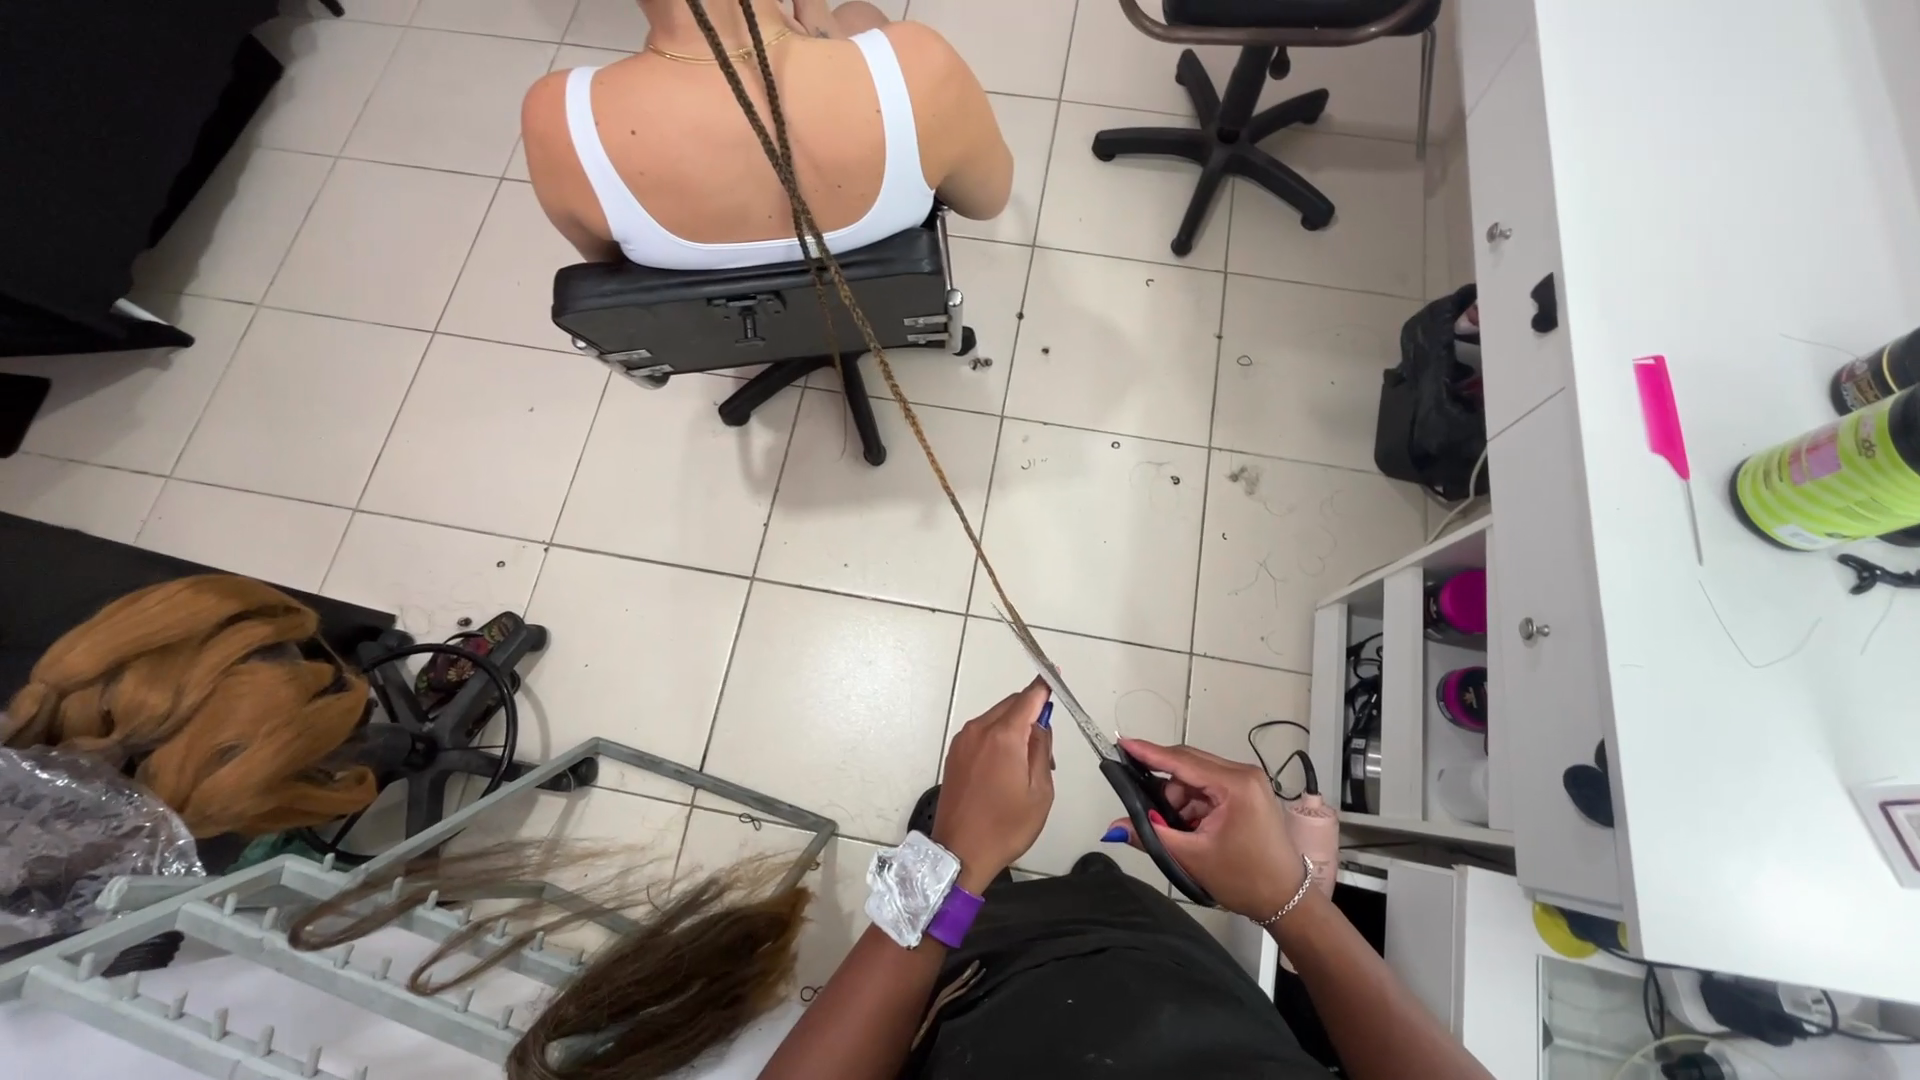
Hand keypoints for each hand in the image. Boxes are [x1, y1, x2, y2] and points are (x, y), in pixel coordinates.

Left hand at [933, 679, 1053, 891]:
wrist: (959, 853)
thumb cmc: (1006, 826)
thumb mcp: (1040, 791)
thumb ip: (1042, 750)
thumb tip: (1040, 726)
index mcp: (1003, 736)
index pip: (1028, 698)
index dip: (1044, 686)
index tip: (1055, 674)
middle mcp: (979, 730)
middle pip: (1011, 704)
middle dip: (1031, 712)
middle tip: (1046, 745)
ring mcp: (963, 741)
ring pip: (996, 718)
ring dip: (1014, 727)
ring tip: (1027, 764)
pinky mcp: (954, 754)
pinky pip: (982, 733)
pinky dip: (999, 738)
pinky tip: (1007, 767)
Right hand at [1105, 739, 1306, 919]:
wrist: (1288, 901)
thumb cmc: (1246, 879)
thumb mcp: (1192, 857)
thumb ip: (1150, 835)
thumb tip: (1114, 826)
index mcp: (1236, 784)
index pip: (1182, 761)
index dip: (1149, 752)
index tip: (1123, 743)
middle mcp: (1244, 774)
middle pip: (1188, 764)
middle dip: (1164, 786)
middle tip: (1143, 805)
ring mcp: (1247, 782)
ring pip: (1195, 777)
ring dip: (1178, 798)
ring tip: (1176, 829)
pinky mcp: (1247, 793)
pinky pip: (1207, 787)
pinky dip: (1192, 803)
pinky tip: (1189, 827)